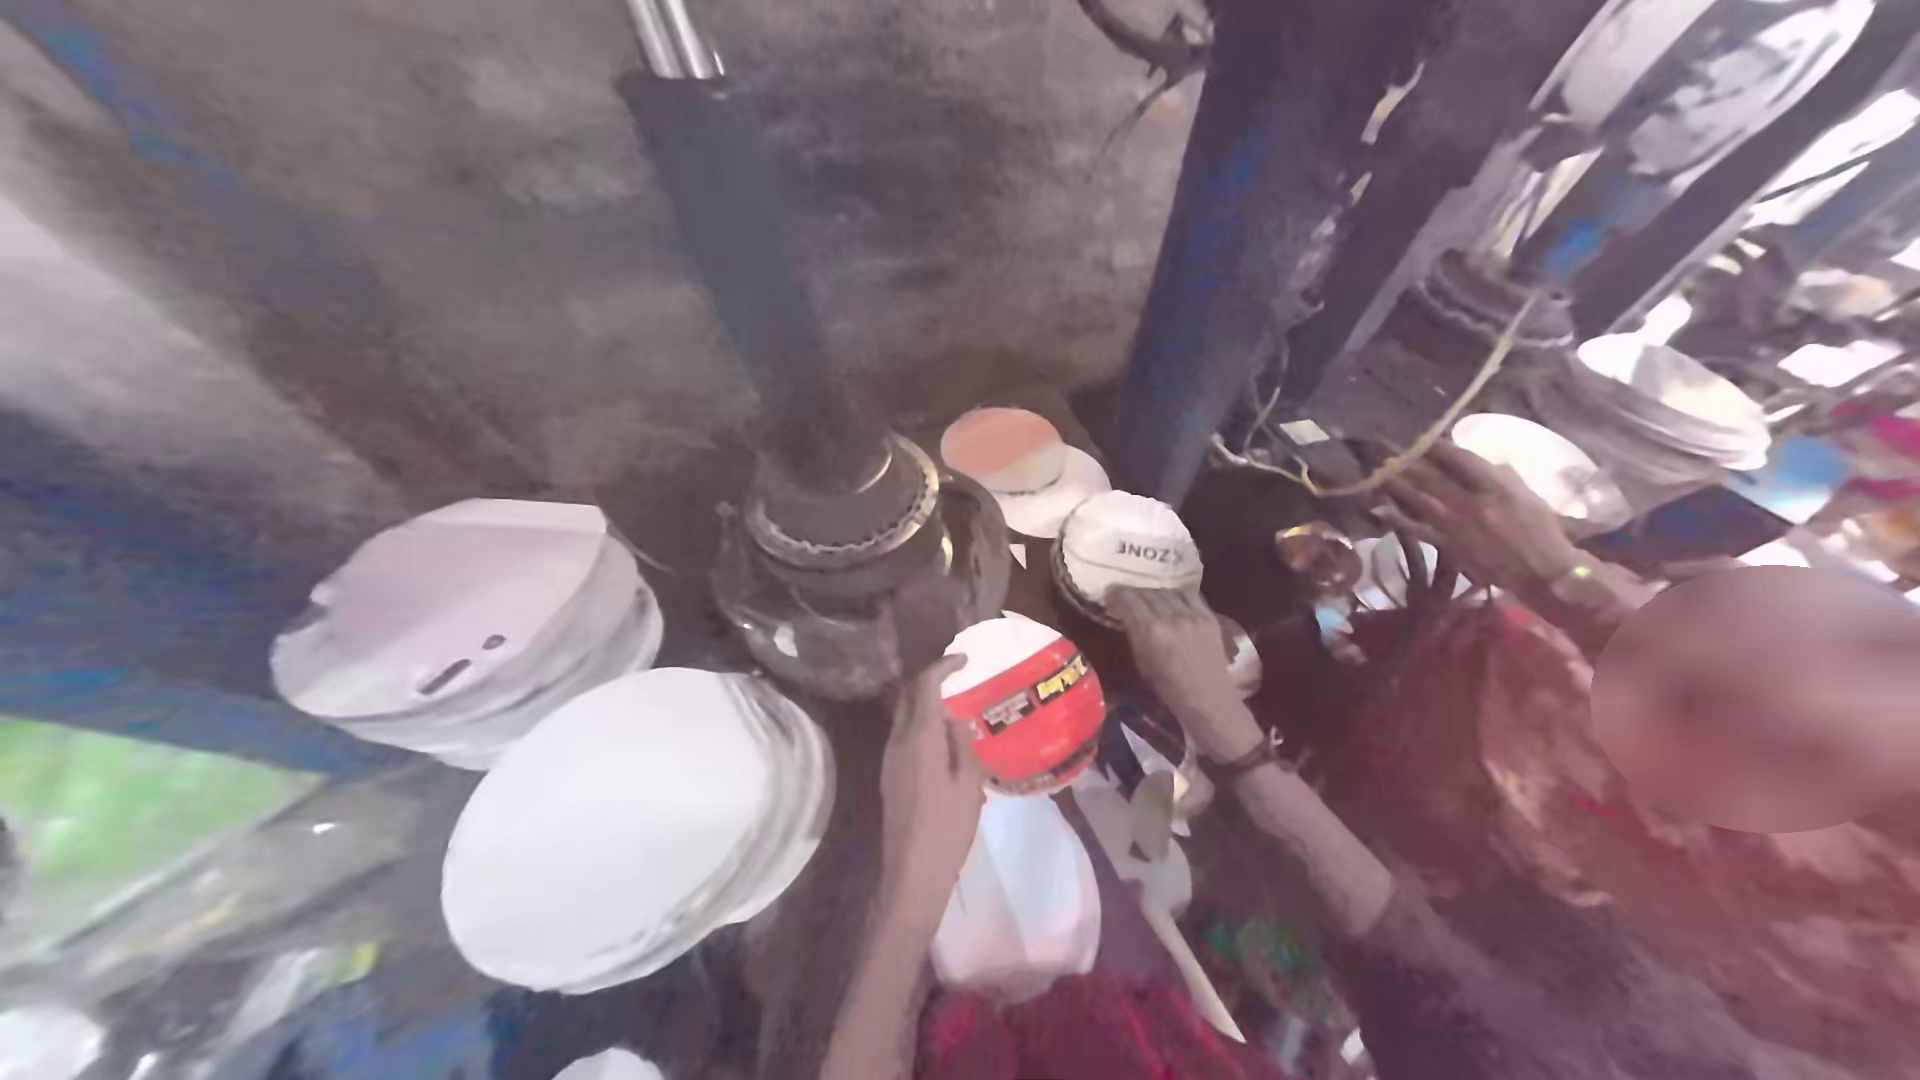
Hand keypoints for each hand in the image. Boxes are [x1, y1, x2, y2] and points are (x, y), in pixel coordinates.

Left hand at [880, 656, 984, 904]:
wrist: (911, 874)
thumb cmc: (947, 829)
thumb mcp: (968, 785)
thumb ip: (963, 744)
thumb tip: (955, 720)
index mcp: (919, 739)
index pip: (924, 686)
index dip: (943, 666)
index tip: (964, 660)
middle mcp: (898, 741)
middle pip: (908, 695)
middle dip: (930, 680)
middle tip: (959, 679)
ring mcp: (889, 758)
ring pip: (904, 715)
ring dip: (926, 704)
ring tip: (957, 709)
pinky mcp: (889, 775)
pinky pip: (904, 735)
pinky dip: (922, 725)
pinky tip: (944, 742)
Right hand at [1108, 587, 1263, 760]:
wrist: (1207, 698)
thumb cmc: (1168, 687)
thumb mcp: (1141, 661)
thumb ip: (1133, 633)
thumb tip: (1125, 616)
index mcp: (1149, 629)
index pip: (1127, 598)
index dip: (1115, 594)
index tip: (1109, 595)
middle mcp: (1170, 615)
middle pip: (1146, 591)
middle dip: (1132, 593)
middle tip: (1126, 598)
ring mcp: (1192, 614)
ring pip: (1166, 591)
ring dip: (1153, 593)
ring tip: (1148, 600)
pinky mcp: (1208, 616)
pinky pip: (1189, 595)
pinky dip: (1175, 595)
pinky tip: (1171, 601)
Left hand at [1380, 441, 1581, 593]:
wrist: (1539, 570)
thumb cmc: (1540, 530)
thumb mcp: (1528, 496)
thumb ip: (1504, 477)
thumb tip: (1485, 460)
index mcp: (1496, 487)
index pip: (1462, 461)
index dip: (1439, 448)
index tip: (1422, 438)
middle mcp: (1471, 502)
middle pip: (1432, 478)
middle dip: (1409, 464)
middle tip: (1388, 453)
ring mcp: (1454, 523)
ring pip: (1419, 499)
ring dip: (1397, 485)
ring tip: (1378, 472)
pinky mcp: (1444, 542)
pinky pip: (1415, 528)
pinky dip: (1396, 518)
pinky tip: (1378, 508)